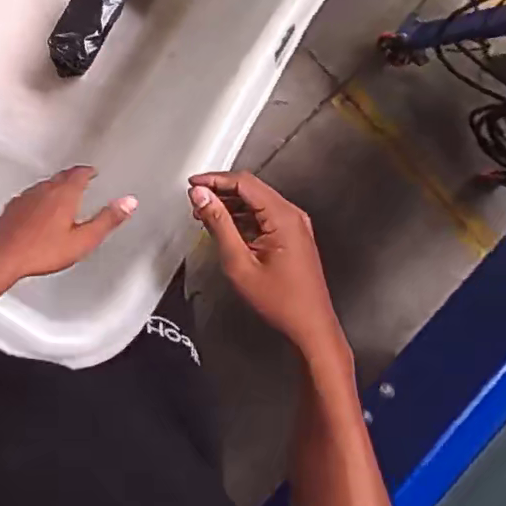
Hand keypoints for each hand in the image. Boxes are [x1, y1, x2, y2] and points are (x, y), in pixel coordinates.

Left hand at [0, 166, 136, 284]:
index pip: (79, 173)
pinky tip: (38, 210)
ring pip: (45, 185)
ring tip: (62, 193)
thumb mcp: (83, 240)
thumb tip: (128, 202)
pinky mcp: (13, 208)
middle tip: (81, 177)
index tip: (92, 171)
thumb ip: (108, 220)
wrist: (3, 257)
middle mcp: (44, 190)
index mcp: (64, 194)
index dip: (88, 171)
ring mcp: (26, 197)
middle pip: (62, 176)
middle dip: (73, 176)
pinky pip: (30, 196)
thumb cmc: (41, 251)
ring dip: (56, 186)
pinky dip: (39, 198)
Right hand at [188, 171, 341, 358]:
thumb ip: (218, 224)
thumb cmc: (282, 302)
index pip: (244, 182)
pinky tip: (226, 227)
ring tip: (206, 214)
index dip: (215, 179)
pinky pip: (264, 215)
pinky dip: (242, 216)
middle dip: (220, 190)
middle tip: (196, 198)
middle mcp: (292, 215)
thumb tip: (202, 197)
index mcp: (283, 216)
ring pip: (256, 201)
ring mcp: (294, 224)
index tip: (195, 183)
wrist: (310, 325)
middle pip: (251, 188)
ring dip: (230, 204)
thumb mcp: (239, 262)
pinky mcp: (292, 234)